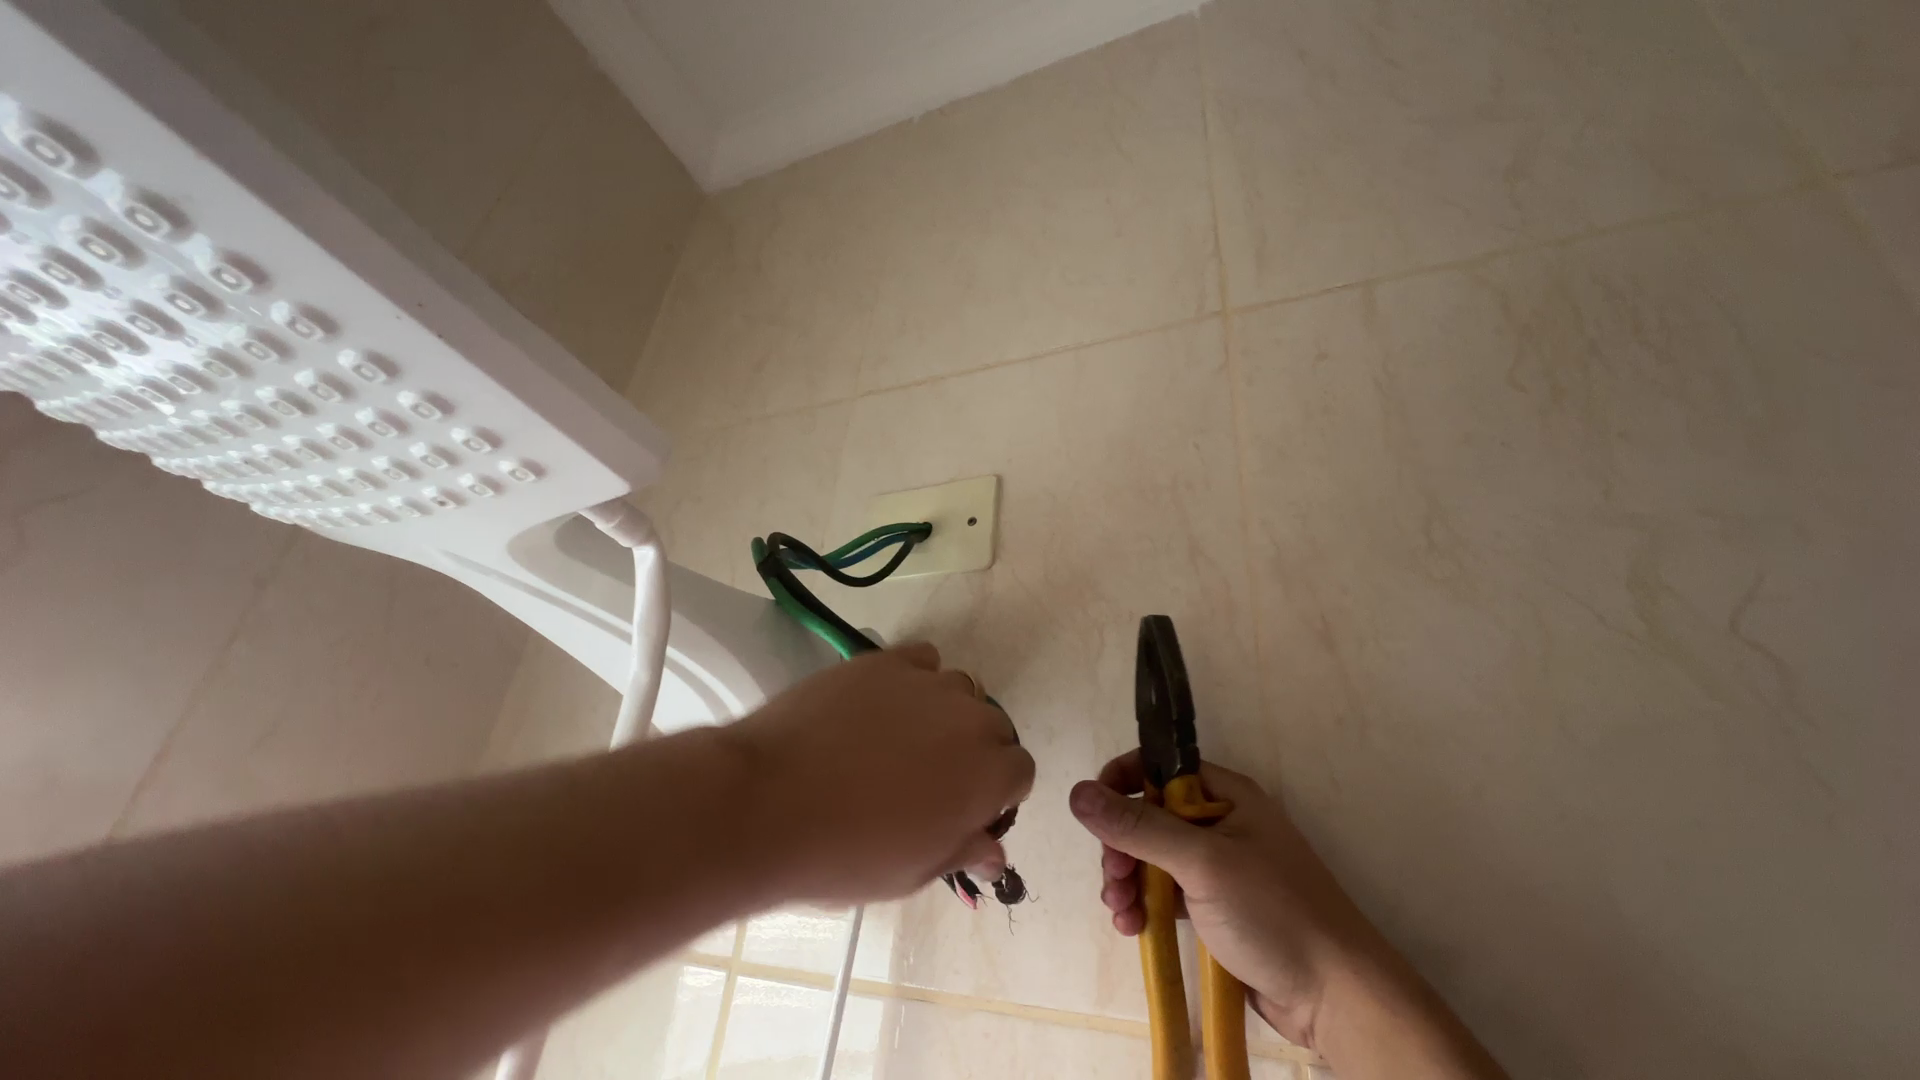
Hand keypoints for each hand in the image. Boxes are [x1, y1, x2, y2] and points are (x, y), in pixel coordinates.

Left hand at [724, 644, 1034, 903]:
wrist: (766, 803)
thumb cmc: (845, 853)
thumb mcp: (913, 872)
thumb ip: (963, 852)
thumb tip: (994, 851)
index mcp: (988, 775)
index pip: (1020, 772)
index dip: (996, 794)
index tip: (964, 811)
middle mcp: (970, 719)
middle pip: (994, 728)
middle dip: (975, 754)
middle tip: (929, 781)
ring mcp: (926, 683)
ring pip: (959, 691)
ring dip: (946, 714)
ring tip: (901, 741)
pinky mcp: (883, 661)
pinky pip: (922, 660)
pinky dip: (916, 679)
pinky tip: (884, 705)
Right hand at [1068, 752, 1394, 1048]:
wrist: (1335, 996)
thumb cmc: (1273, 913)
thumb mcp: (1202, 863)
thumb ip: (1139, 827)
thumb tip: (1077, 792)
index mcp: (1227, 795)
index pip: (1161, 768)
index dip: (1124, 782)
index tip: (1093, 809)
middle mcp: (1221, 823)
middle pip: (1149, 817)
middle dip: (1120, 845)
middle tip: (1113, 877)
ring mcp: (1219, 868)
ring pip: (1152, 858)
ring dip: (1127, 881)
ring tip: (1121, 912)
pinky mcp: (1215, 908)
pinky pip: (1165, 894)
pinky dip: (1144, 906)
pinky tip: (1133, 929)